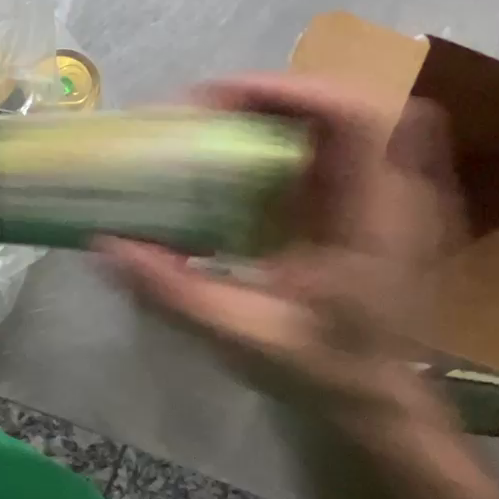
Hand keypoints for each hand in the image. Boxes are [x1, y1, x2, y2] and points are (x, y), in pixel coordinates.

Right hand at [99, 74, 462, 424]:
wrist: (376, 407)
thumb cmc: (320, 372)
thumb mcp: (240, 335)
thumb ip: (173, 292)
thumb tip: (104, 245)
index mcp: (376, 220)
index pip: (359, 119)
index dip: (291, 91)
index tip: (217, 96)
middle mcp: (394, 197)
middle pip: (354, 106)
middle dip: (279, 96)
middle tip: (208, 111)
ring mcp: (390, 202)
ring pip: (350, 123)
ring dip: (284, 114)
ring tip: (218, 127)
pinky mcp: (370, 212)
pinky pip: (337, 151)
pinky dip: (289, 140)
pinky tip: (243, 165)